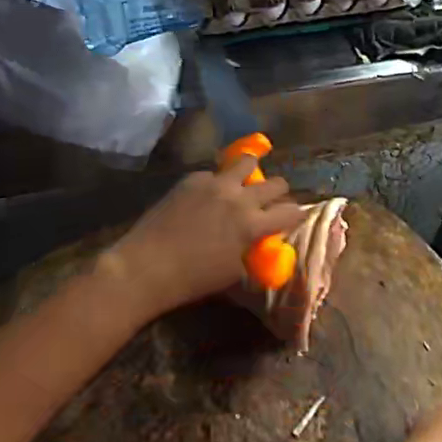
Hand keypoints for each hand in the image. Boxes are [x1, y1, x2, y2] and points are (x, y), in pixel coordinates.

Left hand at [108, 158, 305, 310]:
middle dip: (278, 193)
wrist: (143, 268)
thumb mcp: (233, 272)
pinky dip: (217, 182)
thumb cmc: (191, 280)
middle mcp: (240, 198)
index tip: (294, 218)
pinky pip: (214, 173)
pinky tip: (207, 196)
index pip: (292, 211)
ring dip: (252, 173)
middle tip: (269, 203)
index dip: (297, 215)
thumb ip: (253, 250)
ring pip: (248, 162)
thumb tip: (262, 242)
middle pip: (277, 183)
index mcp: (253, 225)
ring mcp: (216, 184)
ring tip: (245, 182)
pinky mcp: (192, 179)